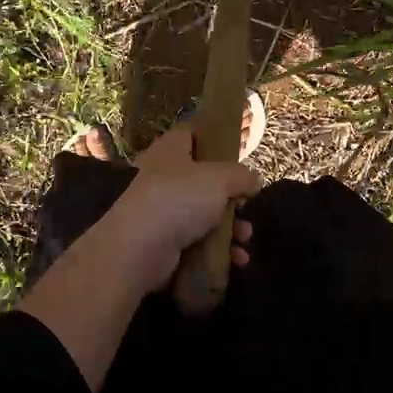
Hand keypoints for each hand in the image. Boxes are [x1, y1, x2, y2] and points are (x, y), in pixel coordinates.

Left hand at [18, 122, 260, 392]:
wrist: (138, 247)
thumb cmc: (179, 199)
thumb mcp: (219, 179)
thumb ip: (241, 176)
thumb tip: (254, 179)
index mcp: (172, 149)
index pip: (193, 132)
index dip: (215, 139)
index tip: (238, 153)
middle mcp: (164, 175)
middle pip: (203, 178)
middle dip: (230, 195)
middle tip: (246, 206)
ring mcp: (162, 209)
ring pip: (203, 212)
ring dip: (229, 226)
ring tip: (245, 238)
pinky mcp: (163, 240)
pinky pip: (196, 240)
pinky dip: (216, 248)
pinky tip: (236, 260)